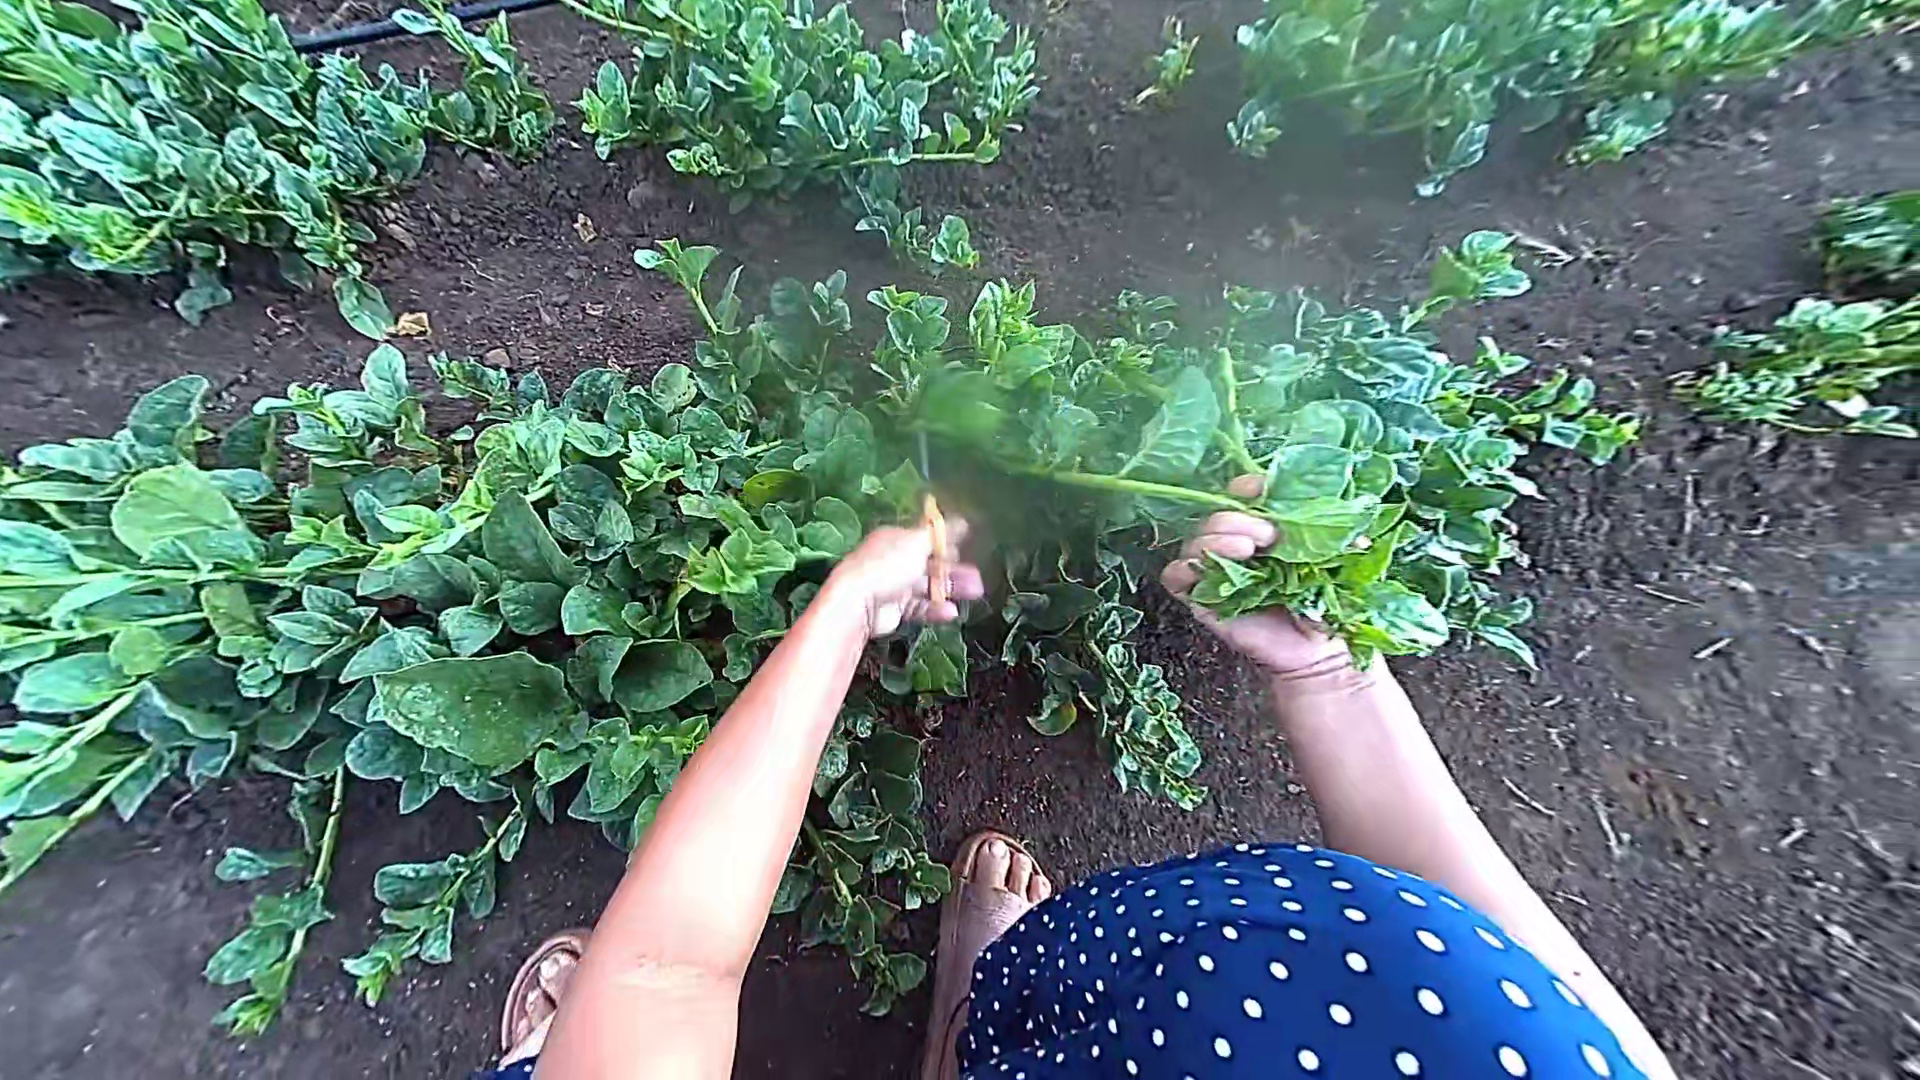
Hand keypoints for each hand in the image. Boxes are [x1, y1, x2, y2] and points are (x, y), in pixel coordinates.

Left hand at [821, 517, 985, 638]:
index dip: (947, 543)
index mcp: (896, 539)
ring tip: (975, 593)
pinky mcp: (894, 610)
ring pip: (928, 586)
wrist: (858, 603)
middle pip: (930, 564)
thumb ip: (941, 534)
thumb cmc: (888, 566)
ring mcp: (894, 586)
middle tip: (977, 577)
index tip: (968, 548)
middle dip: (955, 570)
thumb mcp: (917, 542)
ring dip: (951, 589)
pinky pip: (919, 607)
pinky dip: (935, 609)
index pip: (926, 538)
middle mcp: (894, 560)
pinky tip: (951, 612)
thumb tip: (962, 521)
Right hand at [1159, 475, 1357, 682]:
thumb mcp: (1338, 568)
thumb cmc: (1324, 606)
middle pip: (1215, 517)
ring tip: (1248, 550)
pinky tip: (1208, 570)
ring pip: (1193, 541)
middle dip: (1239, 520)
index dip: (1246, 487)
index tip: (1262, 489)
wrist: (1315, 653)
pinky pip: (1173, 575)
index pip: (1242, 496)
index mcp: (1262, 528)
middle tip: (1269, 536)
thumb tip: (1356, 533)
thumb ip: (1340, 545)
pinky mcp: (1196, 597)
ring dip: (1216, 539)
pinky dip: (1183, 568)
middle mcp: (1232, 544)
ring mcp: (1211, 570)